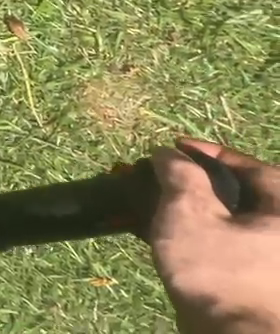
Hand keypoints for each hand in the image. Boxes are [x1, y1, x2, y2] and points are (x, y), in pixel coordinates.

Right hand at [149, 139, 279, 333]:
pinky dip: (206, 232)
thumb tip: (172, 154)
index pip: (257, 169)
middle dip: (201, 181)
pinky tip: (172, 234)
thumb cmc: (218, 268)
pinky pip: (236, 244)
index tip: (176, 146)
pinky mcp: (266, 281)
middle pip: (247, 196)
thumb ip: (181, 175)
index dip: (213, 152)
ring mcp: (277, 261)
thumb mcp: (188, 212)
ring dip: (198, 207)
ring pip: (237, 221)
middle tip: (165, 175)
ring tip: (158, 204)